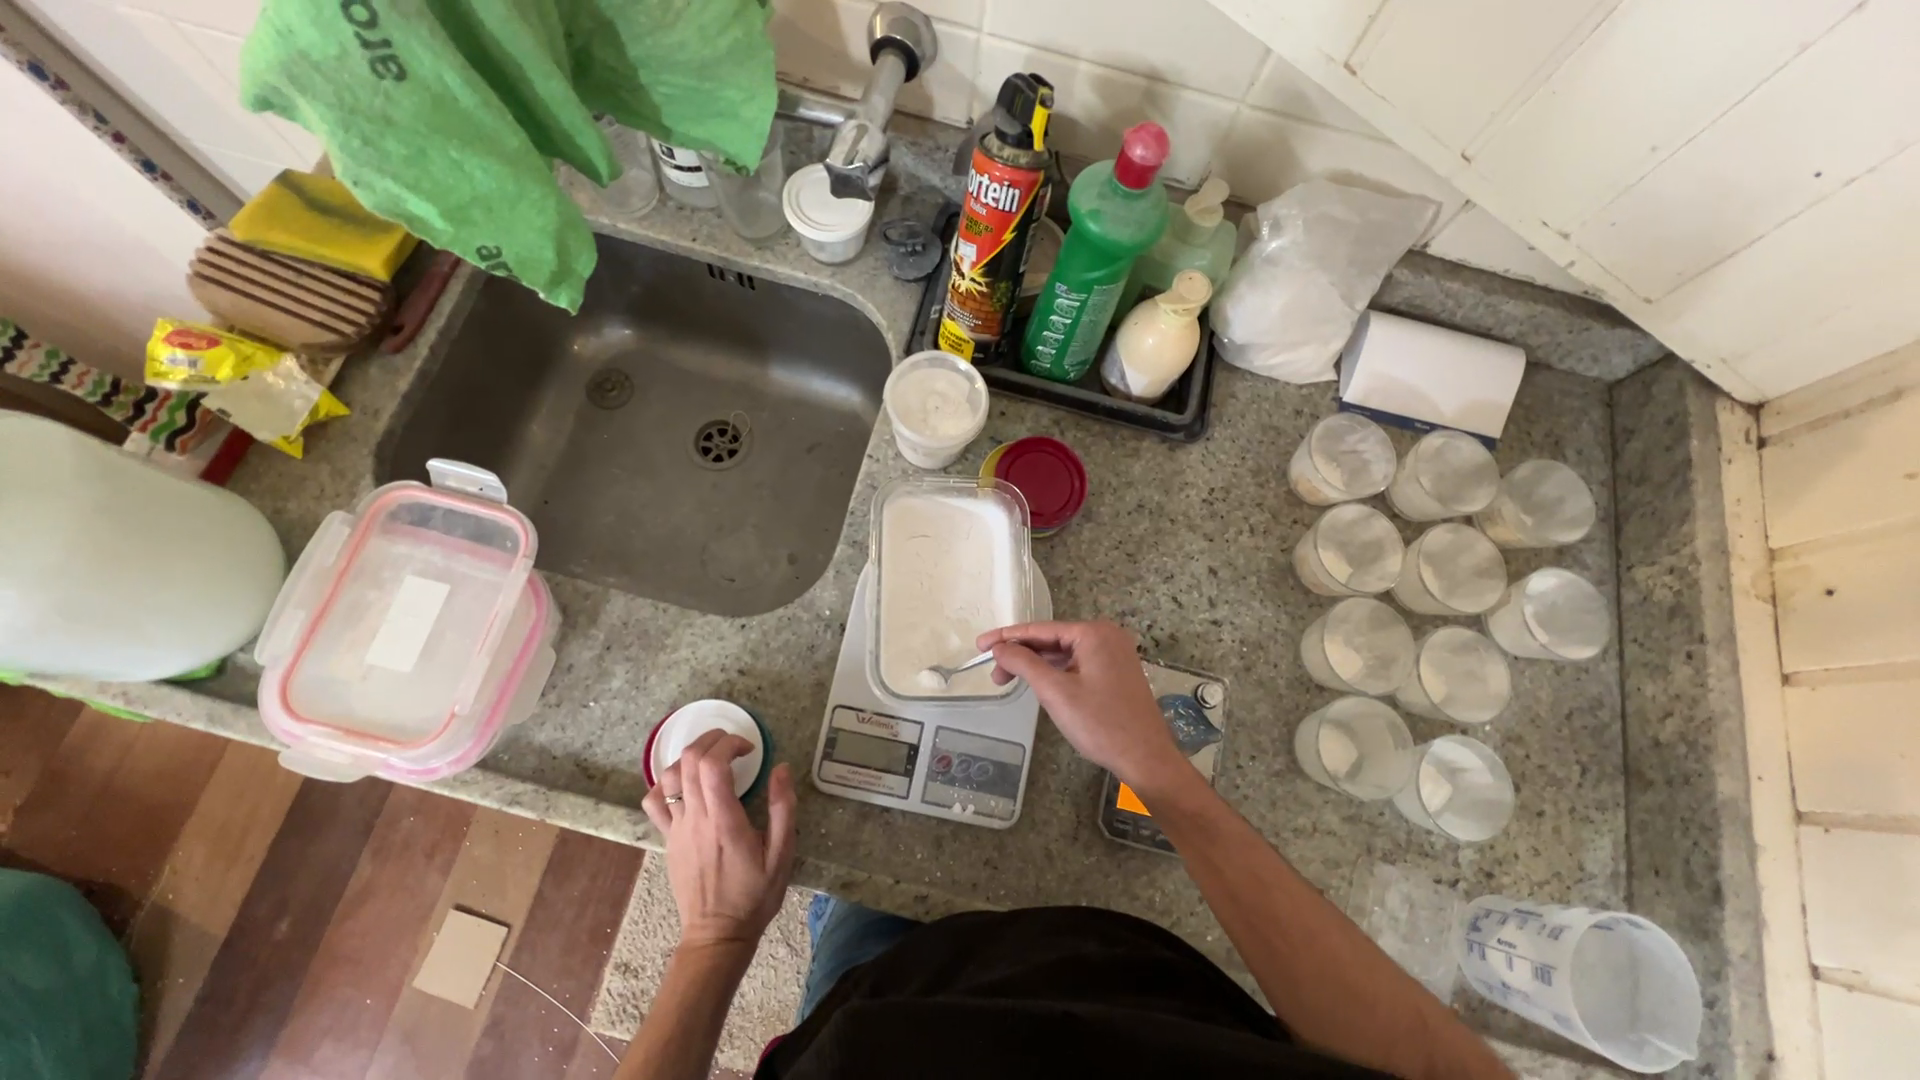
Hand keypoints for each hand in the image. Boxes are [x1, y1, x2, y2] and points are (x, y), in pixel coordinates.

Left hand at [641, 730, 797, 950]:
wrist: (717, 935)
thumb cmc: (754, 896)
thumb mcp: (782, 855)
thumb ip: (783, 809)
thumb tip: (781, 769)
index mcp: (724, 822)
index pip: (713, 765)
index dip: (729, 744)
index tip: (749, 748)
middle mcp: (695, 820)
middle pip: (689, 761)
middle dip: (712, 740)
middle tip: (734, 745)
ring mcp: (676, 829)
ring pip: (670, 776)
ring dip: (691, 756)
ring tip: (713, 759)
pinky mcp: (667, 839)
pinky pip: (655, 801)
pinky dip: (667, 782)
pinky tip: (686, 784)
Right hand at [976, 620, 1189, 794]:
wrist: (1146, 758)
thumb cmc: (1100, 724)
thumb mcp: (1055, 692)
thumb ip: (1024, 663)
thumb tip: (1000, 647)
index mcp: (1094, 633)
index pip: (1040, 629)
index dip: (1006, 637)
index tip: (979, 645)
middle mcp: (1106, 636)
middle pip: (1052, 639)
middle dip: (1021, 655)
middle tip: (995, 675)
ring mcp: (1114, 655)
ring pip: (1064, 654)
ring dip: (1037, 666)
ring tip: (1010, 682)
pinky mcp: (1116, 673)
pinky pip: (1078, 664)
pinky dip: (1056, 673)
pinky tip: (1040, 685)